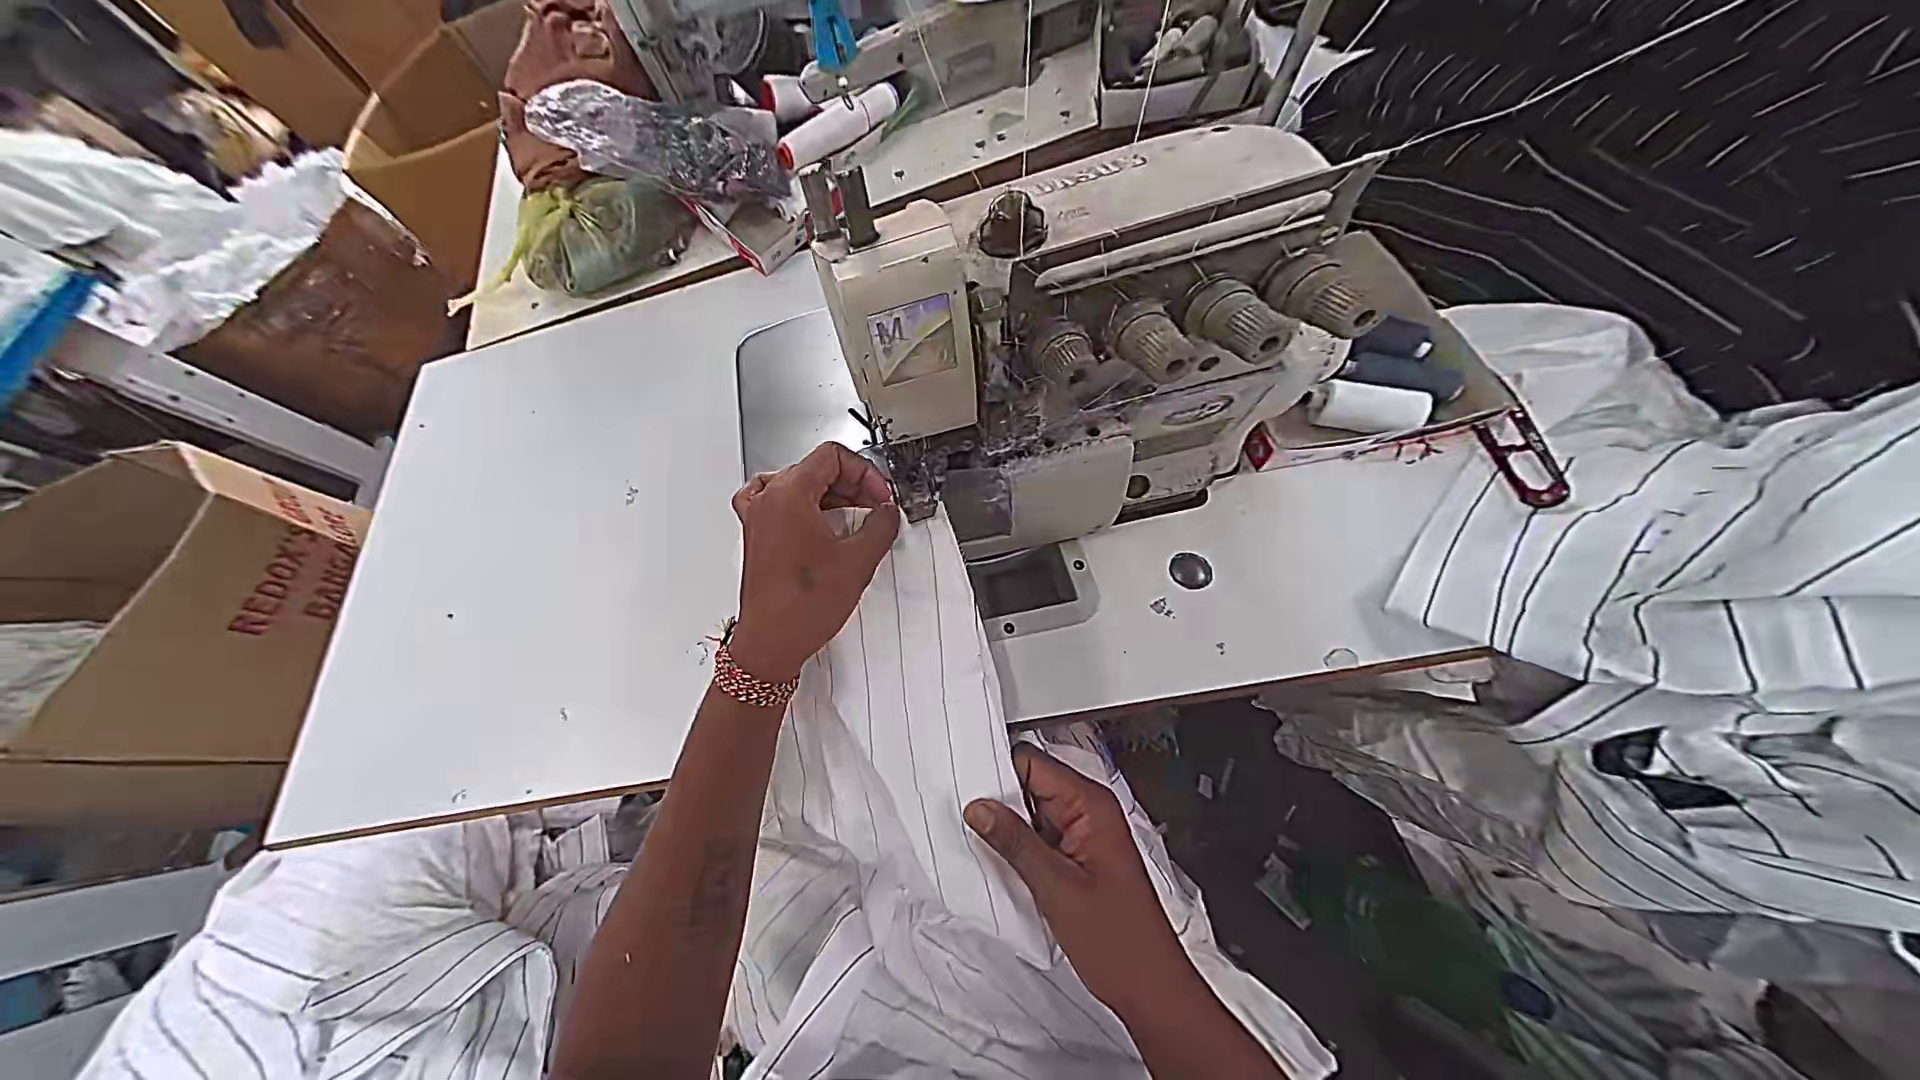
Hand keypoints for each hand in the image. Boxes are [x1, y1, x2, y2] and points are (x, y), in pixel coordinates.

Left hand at [728, 442, 900, 681]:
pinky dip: (805, 506)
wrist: (771, 641)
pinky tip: (820, 520)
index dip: (865, 472)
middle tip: (877, 506)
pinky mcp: (759, 535)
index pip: (833, 456)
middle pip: (817, 467)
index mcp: (789, 494)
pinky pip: (781, 503)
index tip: (880, 494)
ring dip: (833, 495)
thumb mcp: (858, 560)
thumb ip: (880, 525)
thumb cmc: (800, 607)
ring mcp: (759, 516)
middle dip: (854, 484)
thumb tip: (887, 513)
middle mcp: (768, 499)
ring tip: (856, 516)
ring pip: (801, 484)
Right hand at [964, 744, 1192, 1017]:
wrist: (1149, 988)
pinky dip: (1018, 847)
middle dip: (999, 802)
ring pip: (1030, 811)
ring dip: (1008, 827)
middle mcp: (1087, 810)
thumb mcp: (1056, 887)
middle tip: (972, 820)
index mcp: (1090, 803)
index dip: (998, 771)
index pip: (1032, 763)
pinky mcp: (1074, 854)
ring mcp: (1081, 832)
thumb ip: (1014, 842)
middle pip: (1029, 783)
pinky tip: (1006, 864)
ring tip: (989, 849)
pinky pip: (1037, 835)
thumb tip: (980, 808)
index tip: (968, 787)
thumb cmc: (1121, 941)